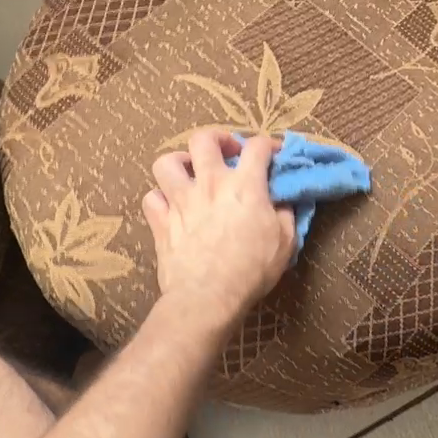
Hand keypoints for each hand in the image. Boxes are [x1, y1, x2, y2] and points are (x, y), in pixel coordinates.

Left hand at [142, 128, 297, 335]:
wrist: (207, 298)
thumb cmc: (252, 268)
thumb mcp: (286, 239)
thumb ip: (286, 212)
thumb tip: (283, 199)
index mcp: (245, 184)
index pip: (258, 145)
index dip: (269, 144)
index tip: (275, 154)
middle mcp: (211, 183)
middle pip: (203, 139)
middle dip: (217, 139)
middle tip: (227, 153)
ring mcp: (181, 201)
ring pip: (167, 163)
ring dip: (180, 163)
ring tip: (192, 174)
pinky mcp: (161, 223)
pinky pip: (151, 198)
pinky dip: (161, 198)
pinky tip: (172, 206)